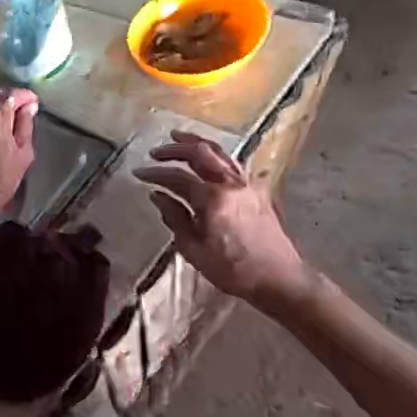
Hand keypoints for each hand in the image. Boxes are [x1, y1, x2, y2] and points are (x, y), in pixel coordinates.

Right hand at [134, 131, 314, 310]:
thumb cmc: (232, 269)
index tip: (137, 173)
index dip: (154, 174)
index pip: (176, 178)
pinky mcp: (259, 191)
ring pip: (221, 154)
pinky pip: (235, 165)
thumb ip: (174, 218)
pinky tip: (210, 160)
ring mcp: (249, 185)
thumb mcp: (194, 249)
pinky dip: (219, 158)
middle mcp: (232, 184)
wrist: (278, 278)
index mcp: (213, 199)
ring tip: (180, 138)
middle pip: (201, 154)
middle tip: (155, 151)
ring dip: (198, 144)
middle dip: (175, 149)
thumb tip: (157, 195)